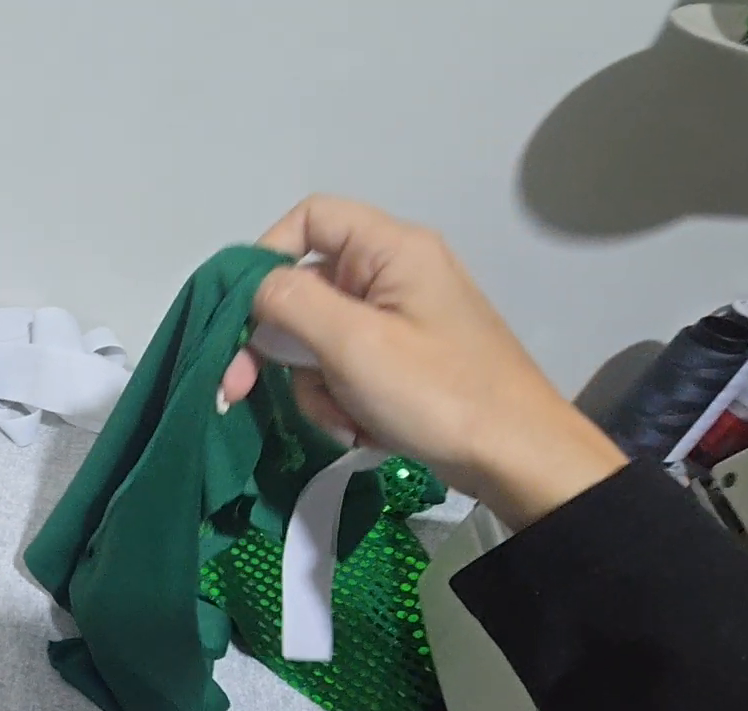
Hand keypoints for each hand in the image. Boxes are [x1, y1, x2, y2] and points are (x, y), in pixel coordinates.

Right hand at [221, 195, 625, 527]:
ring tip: (338, 417)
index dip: (264, 254)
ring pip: (310, 338)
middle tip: (236, 390)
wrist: (511, 455)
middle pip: (299, 290)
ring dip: (308, 383)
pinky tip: (354, 424)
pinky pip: (333, 368)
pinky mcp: (389, 358)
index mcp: (389, 251)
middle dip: (270, 344)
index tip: (237, 309)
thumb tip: (250, 287)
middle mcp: (387, 275)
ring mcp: (388, 319)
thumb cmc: (435, 392)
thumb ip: (292, 303)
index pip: (310, 219)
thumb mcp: (353, 344)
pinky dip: (331, 398)